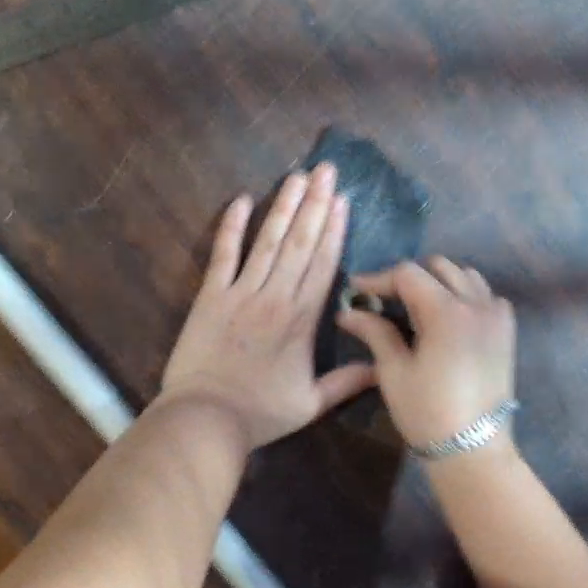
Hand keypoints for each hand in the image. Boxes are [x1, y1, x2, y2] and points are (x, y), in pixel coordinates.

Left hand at [157, 164, 377, 449]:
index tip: (342, 200)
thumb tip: (382, 367)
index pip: (324, 265)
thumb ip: (347, 382)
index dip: (334, 230)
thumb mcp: (311, 404)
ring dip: (283, 206)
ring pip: (268, 241)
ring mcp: (240, 293)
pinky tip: (240, 199)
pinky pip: (223, 254)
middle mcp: (275, 297)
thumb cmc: (259, 414)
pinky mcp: (209, 296)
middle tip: (325, 169)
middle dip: (314, 204)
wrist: (206, 418)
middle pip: (300, 243)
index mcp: (302, 320)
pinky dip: (231, 226)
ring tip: (297, 175)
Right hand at [337, 257, 516, 450]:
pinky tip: (449, 319)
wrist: (473, 448)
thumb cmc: (426, 411)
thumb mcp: (393, 371)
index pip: (408, 274)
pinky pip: (486, 296)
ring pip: (466, 276)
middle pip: (439, 267)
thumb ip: (375, 332)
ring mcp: (496, 316)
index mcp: (445, 311)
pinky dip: (466, 296)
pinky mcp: (507, 332)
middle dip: (409, 278)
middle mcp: (476, 304)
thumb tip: (348, 312)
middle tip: (386, 301)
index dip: (378, 279)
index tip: (356, 291)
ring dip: (439, 282)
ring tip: (418, 308)